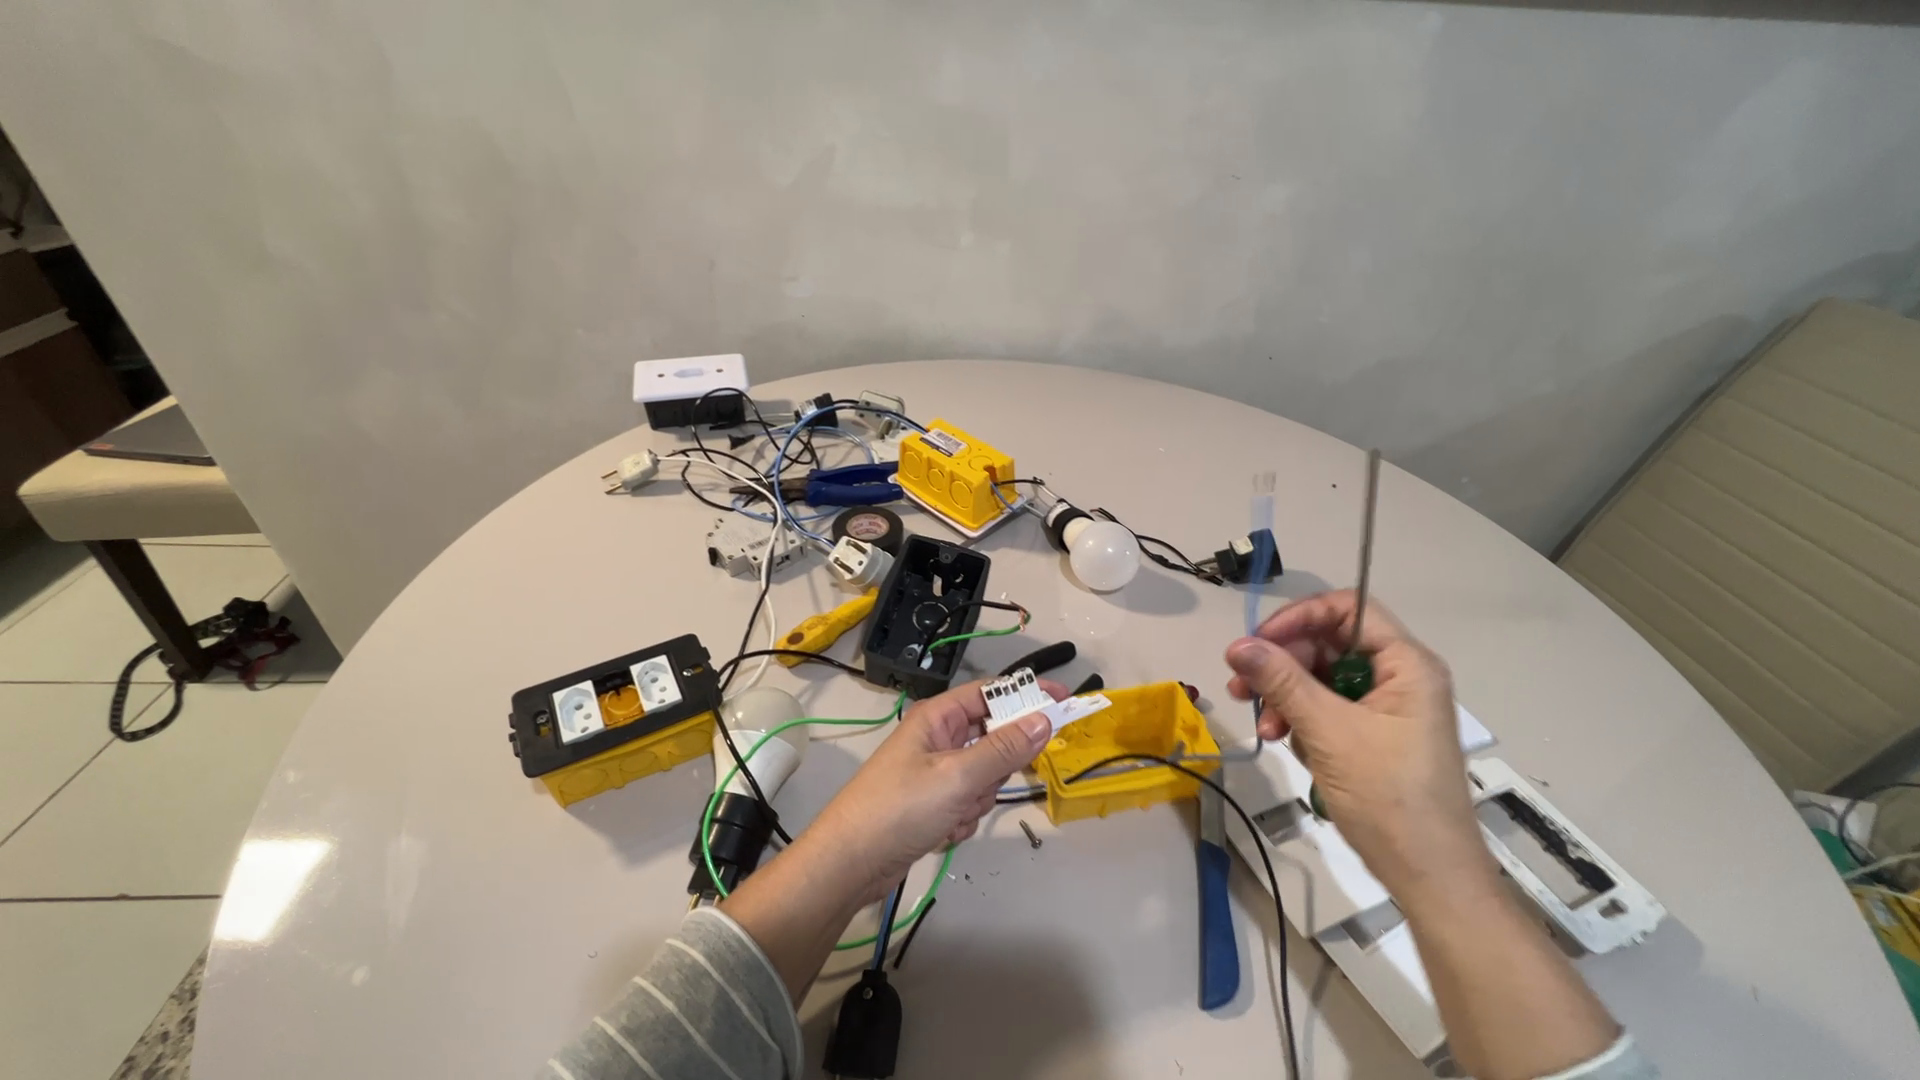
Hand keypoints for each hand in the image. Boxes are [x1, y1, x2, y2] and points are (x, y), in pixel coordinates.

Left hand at [805, 678, 1064, 902]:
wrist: (851, 863)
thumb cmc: (901, 809)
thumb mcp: (959, 776)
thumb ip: (1005, 749)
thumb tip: (1044, 718)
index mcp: (937, 717)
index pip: (991, 692)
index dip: (1027, 693)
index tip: (1064, 700)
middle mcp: (936, 738)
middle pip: (992, 738)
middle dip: (995, 768)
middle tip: (981, 785)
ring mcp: (934, 772)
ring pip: (984, 776)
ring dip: (977, 799)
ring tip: (952, 813)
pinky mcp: (932, 804)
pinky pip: (968, 803)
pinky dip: (963, 818)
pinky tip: (942, 831)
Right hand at [1224, 590, 1492, 895]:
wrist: (1429, 875)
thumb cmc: (1389, 797)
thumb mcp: (1329, 732)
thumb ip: (1282, 682)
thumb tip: (1237, 645)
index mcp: (1406, 665)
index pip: (1349, 609)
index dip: (1299, 617)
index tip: (1257, 642)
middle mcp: (1399, 677)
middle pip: (1328, 643)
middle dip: (1283, 663)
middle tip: (1242, 689)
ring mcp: (1386, 708)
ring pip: (1321, 677)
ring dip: (1284, 694)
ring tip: (1264, 725)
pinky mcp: (1372, 735)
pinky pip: (1326, 707)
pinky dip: (1299, 717)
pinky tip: (1284, 739)